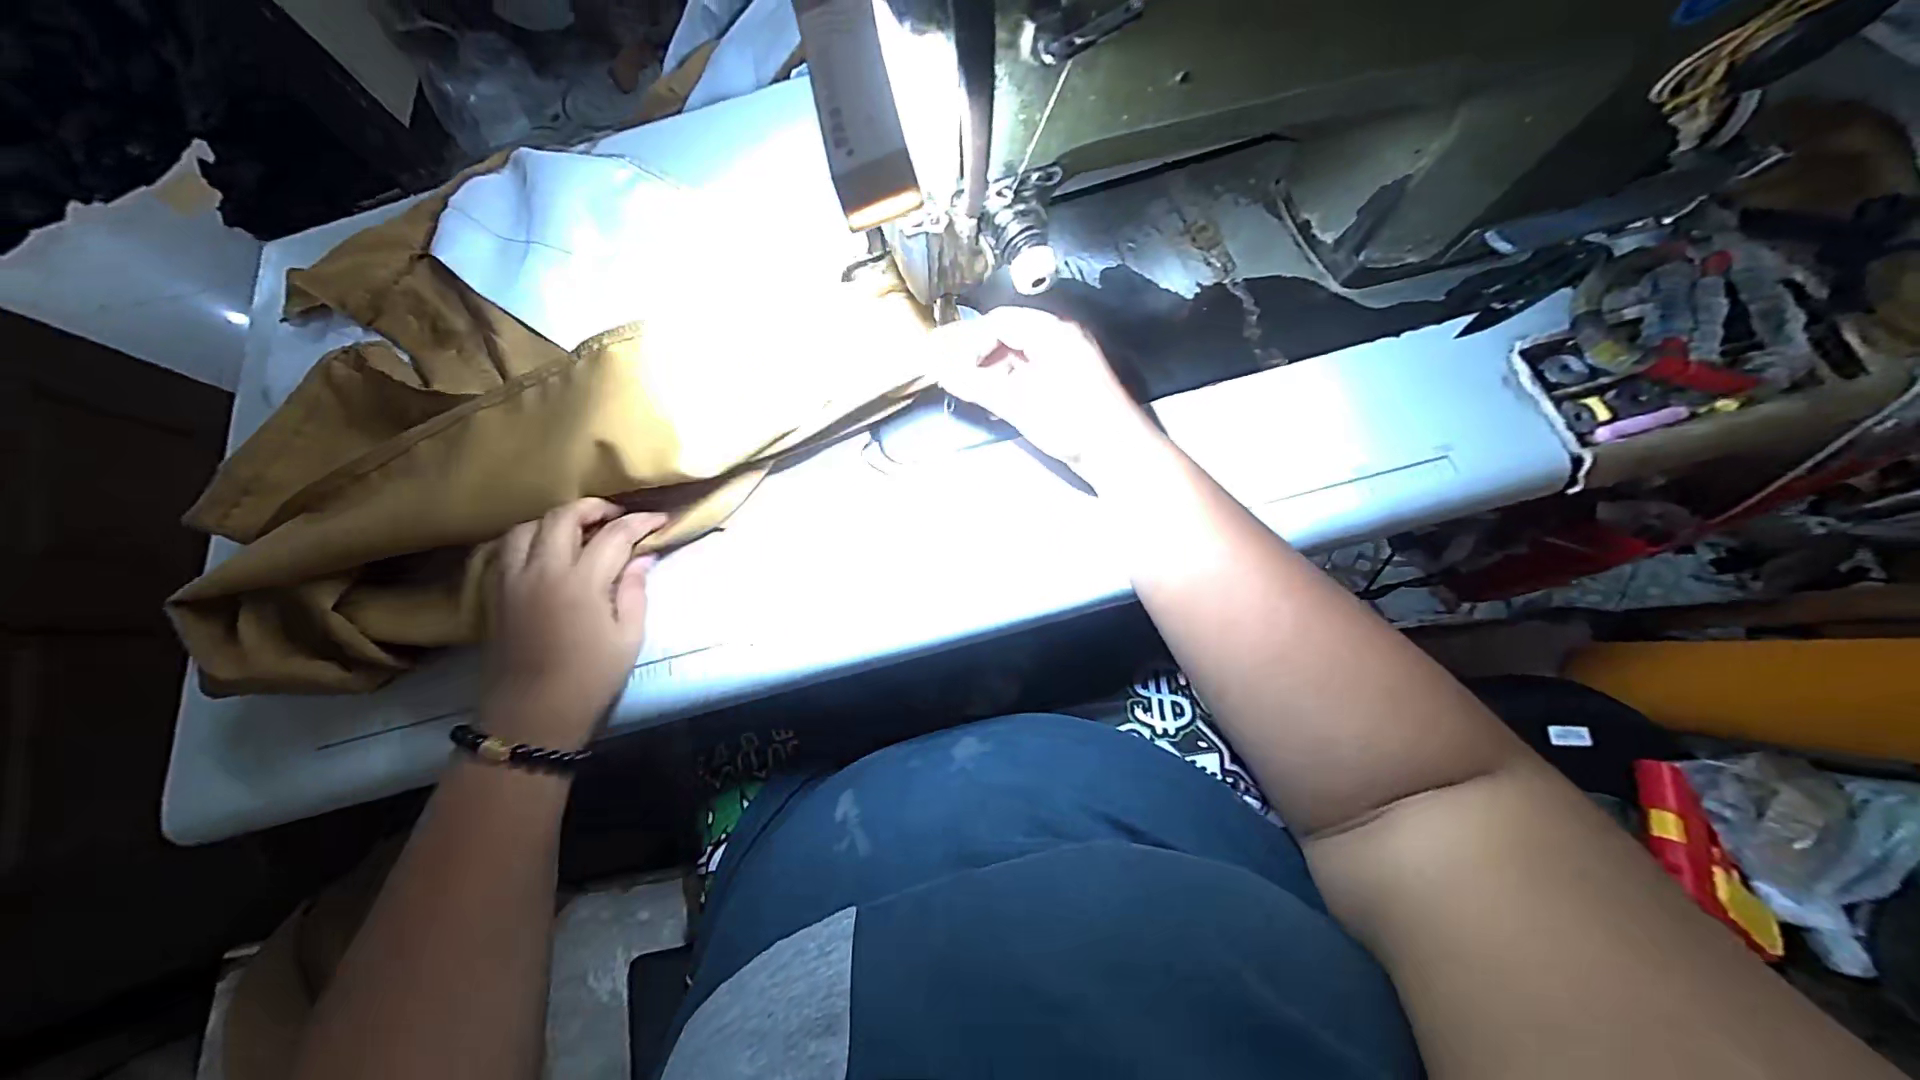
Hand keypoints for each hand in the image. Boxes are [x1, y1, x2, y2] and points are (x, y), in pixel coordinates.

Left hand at [481, 498, 667, 750]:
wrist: (532, 714)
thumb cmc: (590, 678)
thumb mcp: (628, 637)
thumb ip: (635, 590)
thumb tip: (642, 557)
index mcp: (581, 582)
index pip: (614, 534)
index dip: (641, 522)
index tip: (660, 519)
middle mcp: (542, 571)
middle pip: (563, 517)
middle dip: (595, 508)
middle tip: (618, 516)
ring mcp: (512, 579)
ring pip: (528, 526)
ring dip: (557, 520)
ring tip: (579, 530)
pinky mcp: (495, 593)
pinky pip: (507, 549)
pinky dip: (530, 539)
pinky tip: (547, 551)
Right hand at [931, 307, 1160, 482]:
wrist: (1118, 452)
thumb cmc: (1071, 424)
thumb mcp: (1017, 404)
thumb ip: (977, 386)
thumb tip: (943, 374)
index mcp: (1052, 331)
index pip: (1000, 321)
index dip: (973, 343)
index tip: (958, 369)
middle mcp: (1065, 335)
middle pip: (1012, 334)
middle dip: (985, 357)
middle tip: (966, 383)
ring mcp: (1073, 356)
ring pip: (1024, 352)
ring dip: (1000, 371)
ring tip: (985, 397)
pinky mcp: (1077, 378)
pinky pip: (1038, 367)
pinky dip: (1018, 380)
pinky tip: (1009, 404)